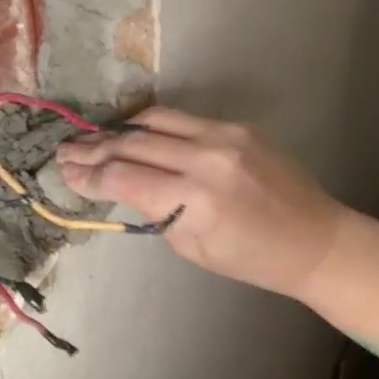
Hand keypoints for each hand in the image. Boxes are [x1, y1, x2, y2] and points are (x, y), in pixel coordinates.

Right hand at [56, 108, 346, 298]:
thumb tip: (122, 185)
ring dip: (117, 130)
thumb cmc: (251, 259)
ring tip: (90, 138)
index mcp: (195, 200)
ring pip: (153, 121)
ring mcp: (224, 136)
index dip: (88, 175)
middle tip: (63, 151)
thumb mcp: (192, 248)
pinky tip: (132, 131)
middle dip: (93, 148)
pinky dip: (151, 125)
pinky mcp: (237, 126)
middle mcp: (206, 159)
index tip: (64, 173)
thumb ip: (157, 211)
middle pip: (132, 144)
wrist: (315, 239)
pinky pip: (182, 119)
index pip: (124, 178)